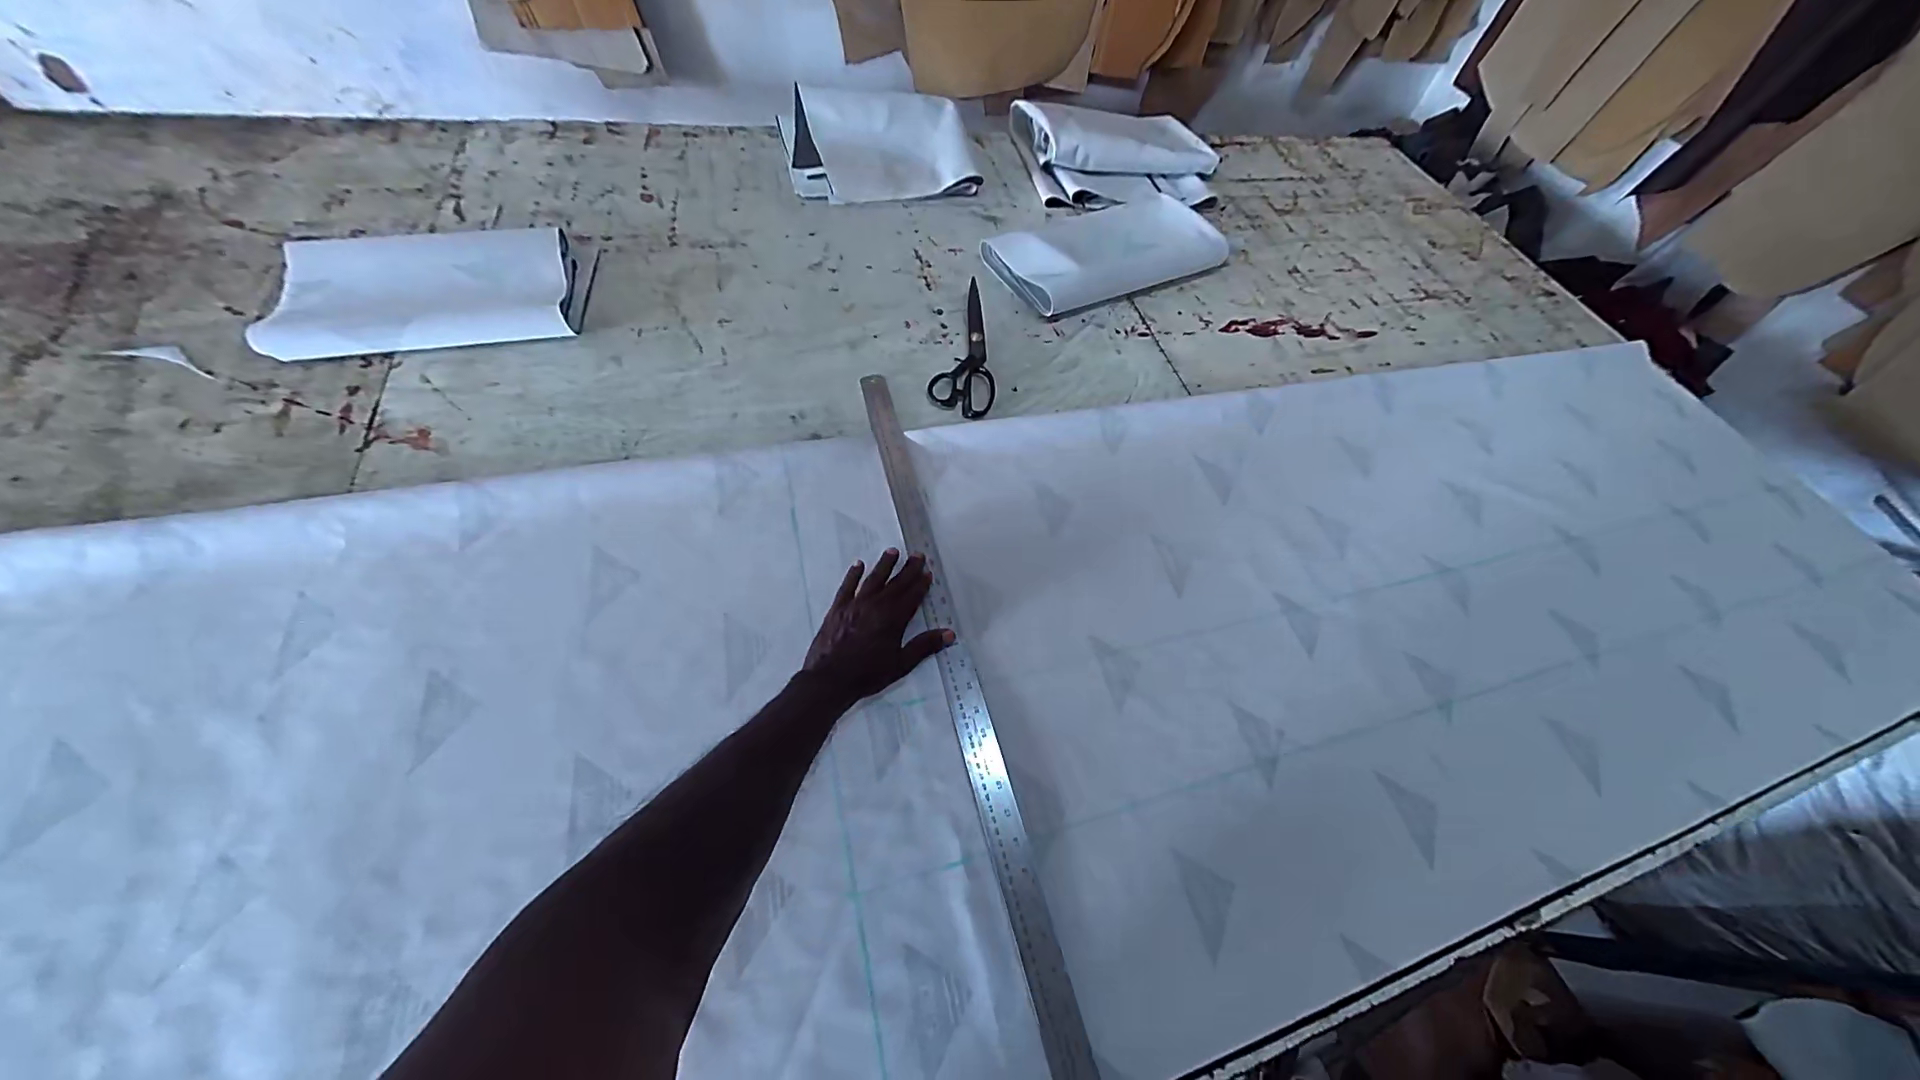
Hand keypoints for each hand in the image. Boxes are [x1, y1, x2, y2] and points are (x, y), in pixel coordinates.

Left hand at [802, 549, 953, 703]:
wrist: (830, 679)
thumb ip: (924, 646)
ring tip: (892, 551)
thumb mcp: (901, 664)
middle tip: (917, 555)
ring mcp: (855, 605)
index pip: (911, 596)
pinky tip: (858, 565)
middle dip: (908, 569)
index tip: (927, 573)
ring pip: (873, 580)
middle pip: (895, 584)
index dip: (920, 584)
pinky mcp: (837, 609)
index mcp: (893, 619)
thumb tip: (949, 634)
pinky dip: (853, 575)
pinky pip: (847, 587)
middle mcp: (875, 606)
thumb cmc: (867, 674)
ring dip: (884, 565)